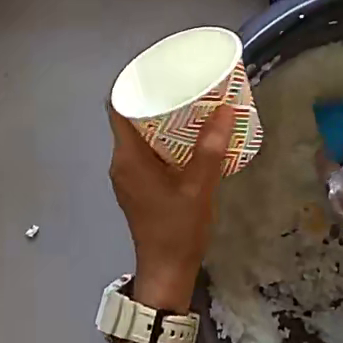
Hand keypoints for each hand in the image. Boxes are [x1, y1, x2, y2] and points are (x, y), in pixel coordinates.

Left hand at [106, 103, 236, 311]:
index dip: (132, 85)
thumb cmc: (178, 229)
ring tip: (189, 107)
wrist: (166, 271)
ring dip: (160, 122)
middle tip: (183, 85)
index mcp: (128, 158)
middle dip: (154, 100)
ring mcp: (127, 177)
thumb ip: (210, 149)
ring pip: (138, 137)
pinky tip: (187, 139)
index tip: (156, 70)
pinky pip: (144, 153)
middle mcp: (120, 163)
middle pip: (129, 119)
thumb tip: (225, 109)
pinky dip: (162, 141)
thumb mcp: (198, 187)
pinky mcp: (136, 187)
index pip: (117, 108)